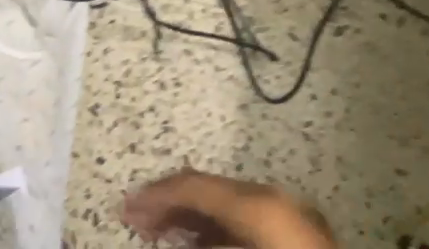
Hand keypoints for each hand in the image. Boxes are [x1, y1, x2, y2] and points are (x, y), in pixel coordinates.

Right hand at [122, 170, 336, 248]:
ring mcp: (295, 220)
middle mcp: (276, 201)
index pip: (193, 185)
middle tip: (136, 222)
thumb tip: (164, 232)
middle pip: (210, 190)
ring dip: (193, 220)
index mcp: (260, 205)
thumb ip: (196, 244)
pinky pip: (251, 225)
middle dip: (170, 205)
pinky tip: (200, 247)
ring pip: (230, 207)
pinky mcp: (304, 239)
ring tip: (162, 237)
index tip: (124, 211)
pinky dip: (220, 233)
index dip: (154, 196)